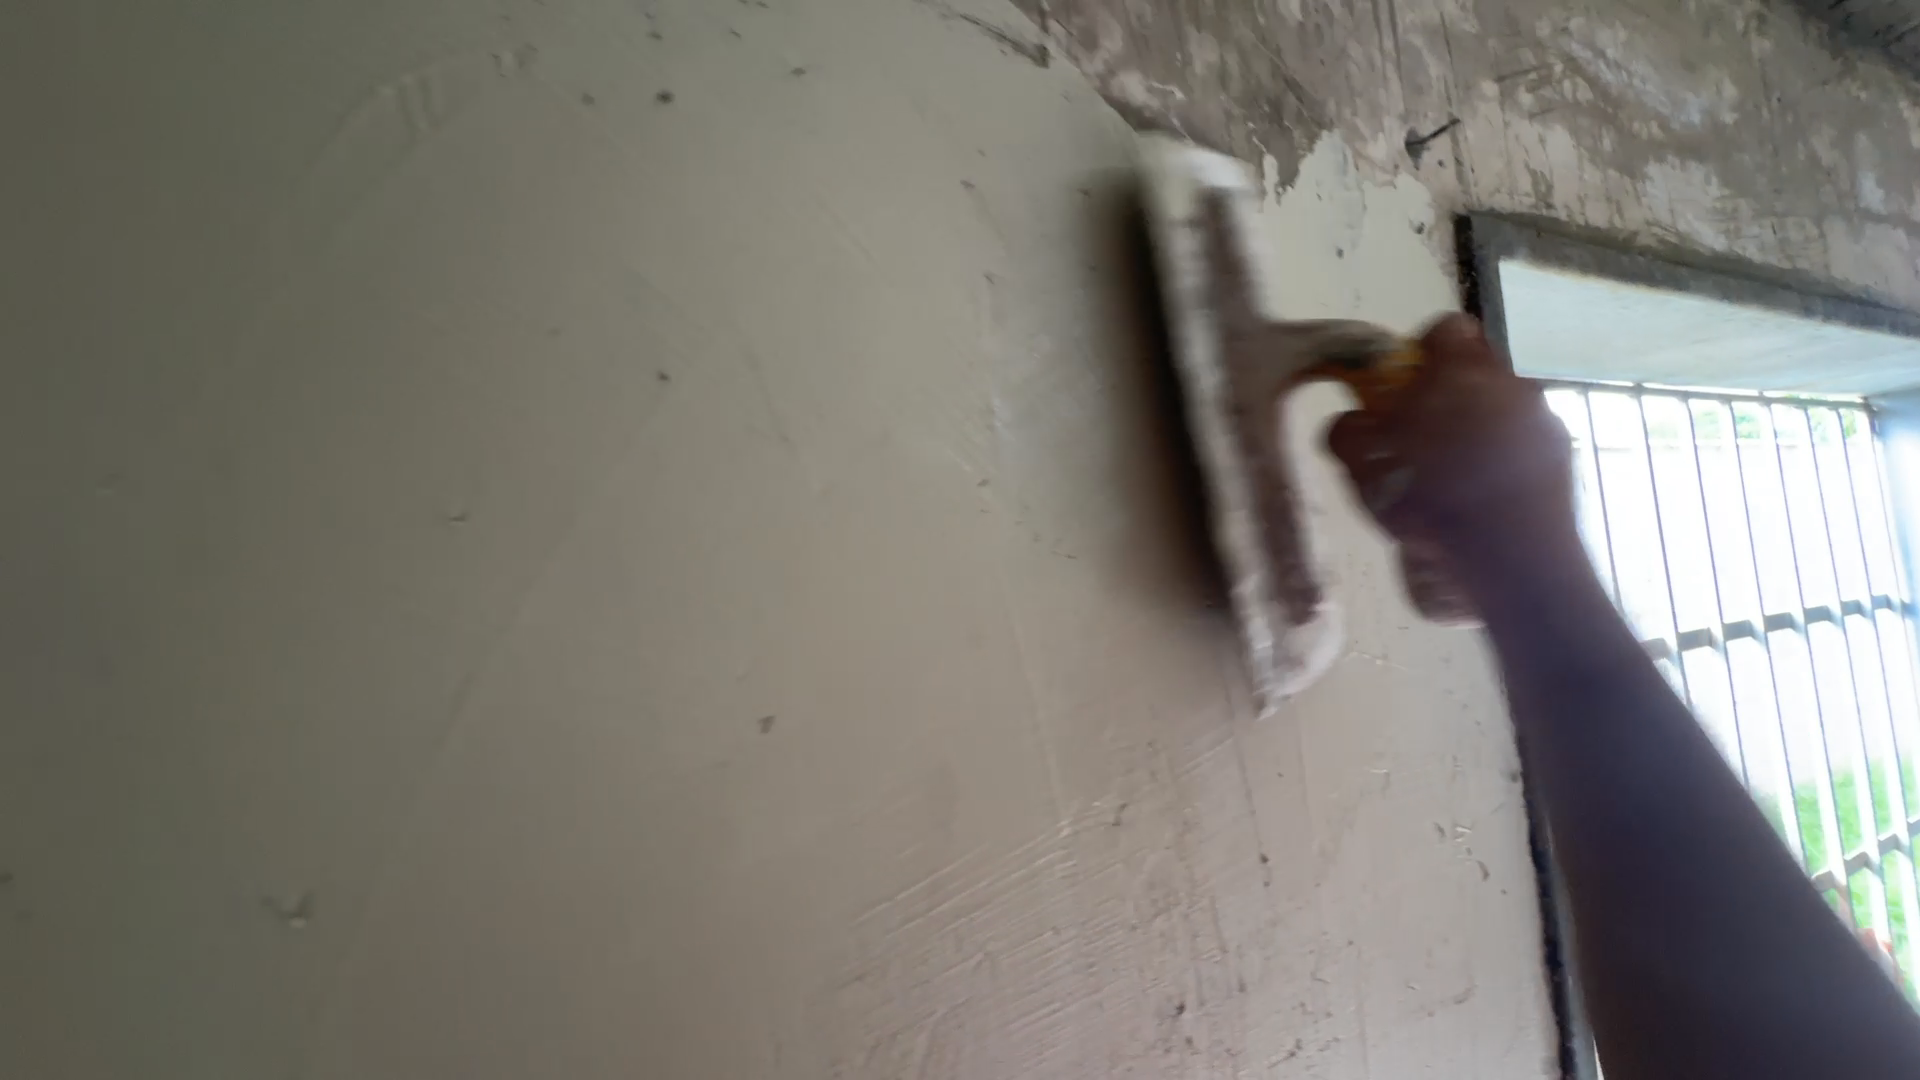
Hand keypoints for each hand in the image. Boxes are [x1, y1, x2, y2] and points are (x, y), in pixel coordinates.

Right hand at [1323, 314, 1579, 583]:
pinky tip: (1477, 500)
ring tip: (1447, 479)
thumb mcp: (1358, 462)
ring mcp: (1544, 418)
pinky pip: (1520, 446)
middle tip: (1415, 439)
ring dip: (1473, 432)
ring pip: (1499, 410)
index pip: (1445, 329)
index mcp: (1459, 370)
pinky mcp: (1563, 457)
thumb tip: (1353, 419)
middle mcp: (1510, 381)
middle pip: (1474, 373)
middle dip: (1446, 397)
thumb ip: (1346, 429)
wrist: (1507, 551)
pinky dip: (1499, 463)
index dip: (1419, 352)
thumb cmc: (1425, 492)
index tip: (1401, 389)